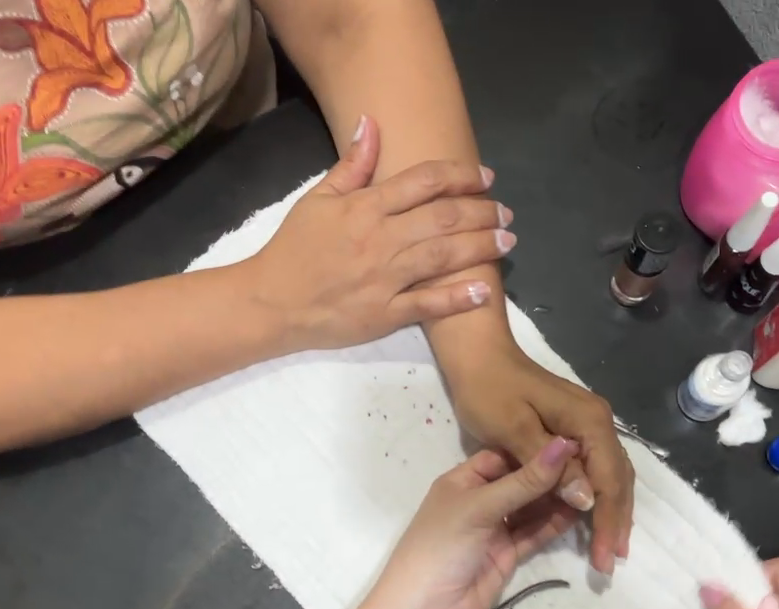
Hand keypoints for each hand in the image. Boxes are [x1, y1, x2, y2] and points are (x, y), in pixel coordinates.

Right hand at [246, 115, 513, 352]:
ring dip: (480, 247)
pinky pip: (428, 305)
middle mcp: (381, 239)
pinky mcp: (385, 315)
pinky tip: (484, 292)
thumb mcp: (316, 199)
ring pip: (443, 257)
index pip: (423, 182)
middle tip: (505, 212)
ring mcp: (385, 279)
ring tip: (506, 241)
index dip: (460, 176)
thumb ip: (350, 166)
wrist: (272, 303)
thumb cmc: (294, 250)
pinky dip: (457, 298)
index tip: (485, 177)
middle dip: (480, 212)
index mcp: (366, 208)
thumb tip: (372, 124)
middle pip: (443, 218)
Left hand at [364, 438, 582, 608]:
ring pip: (533, 507)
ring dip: (558, 499)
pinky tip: (582, 512)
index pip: (506, 454)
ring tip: (595, 487)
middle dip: (553, 476)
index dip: (537, 448)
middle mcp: (480, 499)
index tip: (576, 441)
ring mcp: (494, 528)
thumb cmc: (443, 545)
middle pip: (523, 481)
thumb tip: (565, 443)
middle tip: (594, 465)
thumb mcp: (481, 506)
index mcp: (463, 479)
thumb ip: (525, 480)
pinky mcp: (507, 553)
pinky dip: (556, 524)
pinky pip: (536, 533)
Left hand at [442, 340, 634, 574]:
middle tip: (611, 561)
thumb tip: (587, 498)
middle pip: (611, 481)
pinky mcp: (558, 447)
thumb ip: (544, 467)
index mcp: (583, 422)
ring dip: (602, 518)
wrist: (472, 359)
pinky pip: (576, 482)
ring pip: (598, 484)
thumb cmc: (486, 392)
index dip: (607, 518)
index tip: (606, 553)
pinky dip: (580, 508)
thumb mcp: (512, 431)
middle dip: (612, 522)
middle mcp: (588, 429)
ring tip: (606, 554)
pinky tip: (585, 531)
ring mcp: (574, 439)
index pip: (606, 477)